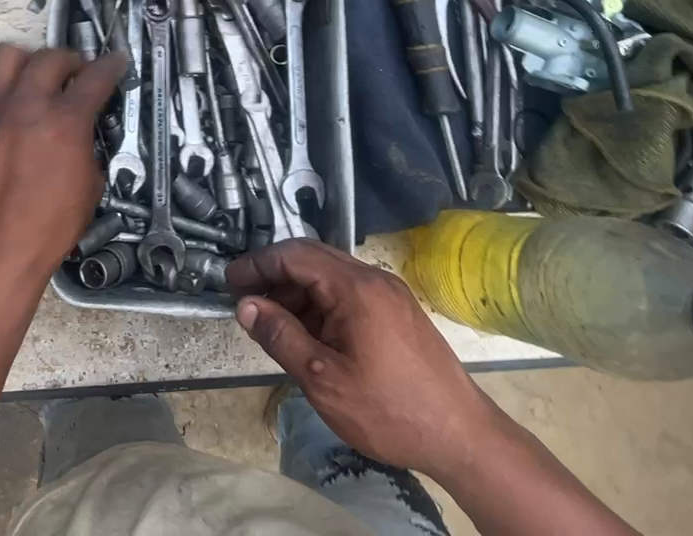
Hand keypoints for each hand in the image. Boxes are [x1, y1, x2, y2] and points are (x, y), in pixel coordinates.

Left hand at [0, 43, 126, 285]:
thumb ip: (87, 146)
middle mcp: (26, 105)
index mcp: (64, 123)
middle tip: (75, 73)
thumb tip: (81, 130)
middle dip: (70, 60)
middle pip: (50, 57)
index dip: (110, 66)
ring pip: (6, 55)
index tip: (115, 61)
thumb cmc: (49, 226)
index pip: (95, 78)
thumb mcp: (89, 185)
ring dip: (27, 61)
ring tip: (33, 77)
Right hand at [227, 240, 501, 479]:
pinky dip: (320, 303)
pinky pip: (348, 292)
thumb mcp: (323, 378)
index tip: (229, 285)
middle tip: (246, 302)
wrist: (463, 438)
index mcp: (355, 287)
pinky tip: (307, 332)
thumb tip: (245, 306)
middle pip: (311, 258)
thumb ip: (281, 336)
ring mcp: (389, 293)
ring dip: (296, 290)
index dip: (257, 265)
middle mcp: (373, 279)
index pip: (294, 255)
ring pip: (330, 275)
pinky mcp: (397, 311)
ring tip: (272, 323)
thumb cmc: (389, 410)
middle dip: (273, 275)